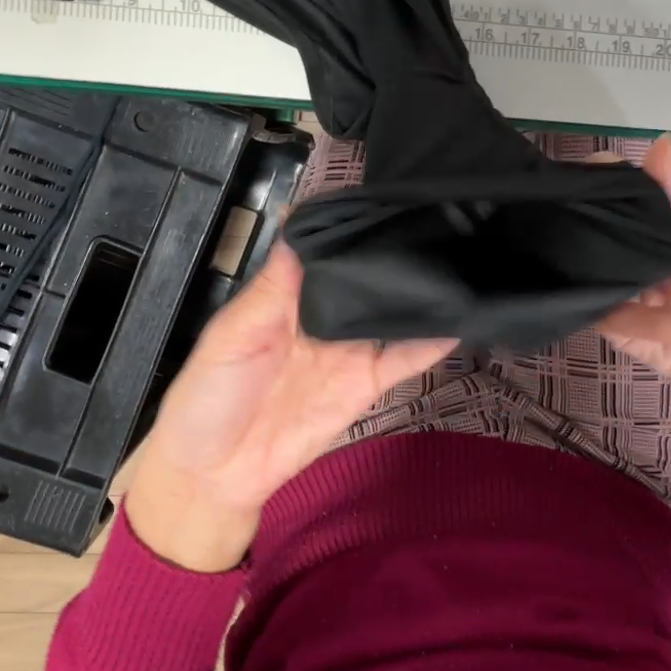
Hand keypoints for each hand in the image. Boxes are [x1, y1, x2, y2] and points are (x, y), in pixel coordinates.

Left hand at [124, 243, 455, 571]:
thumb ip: (272, 286)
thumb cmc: (210, 394)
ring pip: (392, 314)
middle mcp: (325, 317)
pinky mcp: (367, 384)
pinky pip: (404, 360)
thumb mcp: (232, 334)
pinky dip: (433, 342)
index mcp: (289, 295)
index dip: (353, 226)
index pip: (329, 252)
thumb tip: (299, 222)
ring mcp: (350, 351)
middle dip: (397, 253)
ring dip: (420, 292)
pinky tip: (461, 318)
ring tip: (458, 258)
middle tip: (440, 219)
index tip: (388, 195)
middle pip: (367, 279)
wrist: (215, 475)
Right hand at [597, 134, 670, 407]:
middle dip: (603, 234)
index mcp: (652, 224)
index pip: (611, 191)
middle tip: (646, 247)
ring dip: (645, 289)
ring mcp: (617, 290)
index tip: (596, 174)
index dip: (597, 178)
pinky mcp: (618, 328)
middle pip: (589, 231)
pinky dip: (664, 324)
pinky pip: (621, 318)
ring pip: (596, 277)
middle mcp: (626, 252)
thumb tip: (660, 143)